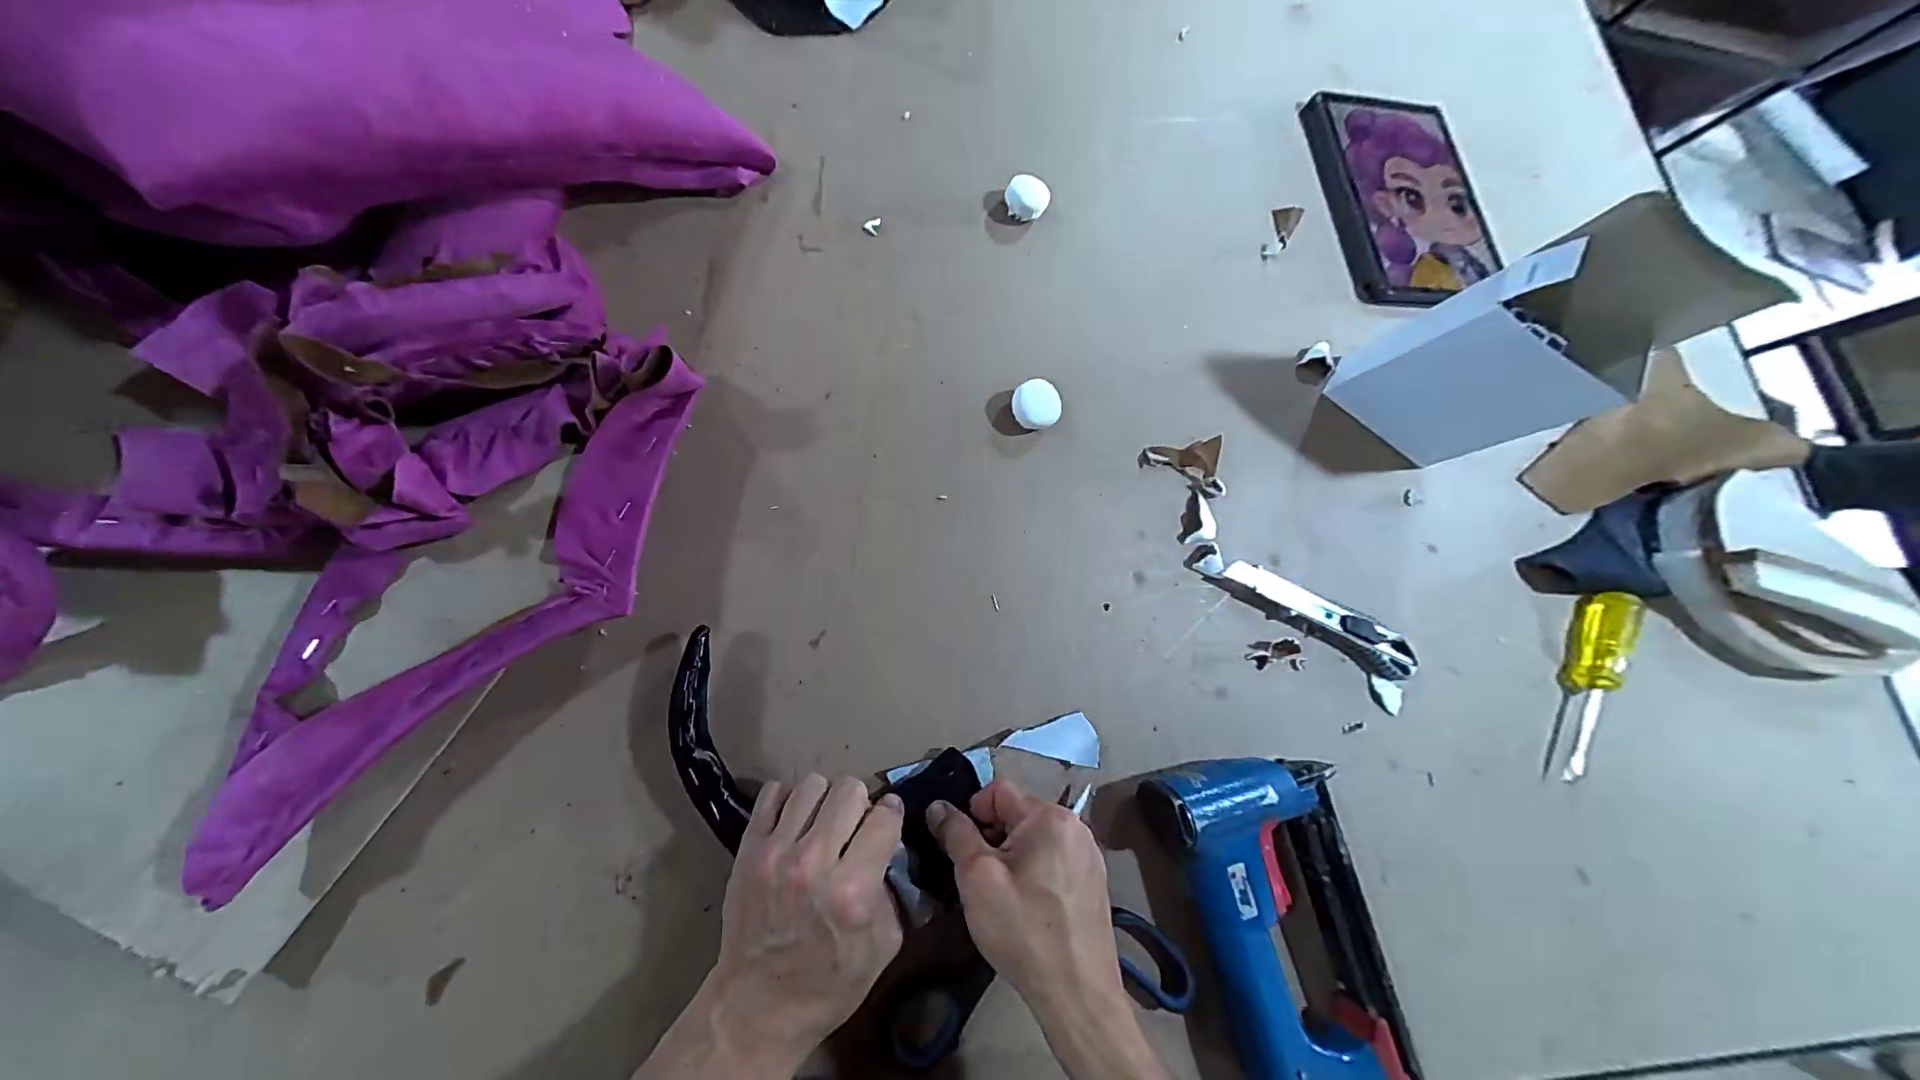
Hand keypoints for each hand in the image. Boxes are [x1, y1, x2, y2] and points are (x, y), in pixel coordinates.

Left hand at [715, 776, 903, 1048]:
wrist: (759, 1006)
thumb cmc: (830, 983)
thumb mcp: (885, 943)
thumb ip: (893, 886)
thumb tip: (891, 844)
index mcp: (852, 890)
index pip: (885, 816)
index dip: (892, 814)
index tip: (888, 823)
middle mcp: (813, 863)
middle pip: (849, 789)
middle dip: (860, 803)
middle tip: (855, 826)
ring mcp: (775, 853)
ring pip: (812, 784)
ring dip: (825, 800)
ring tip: (823, 824)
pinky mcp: (748, 850)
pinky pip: (773, 793)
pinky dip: (789, 801)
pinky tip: (795, 824)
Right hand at [928, 780, 1169, 1079]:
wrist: (1078, 993)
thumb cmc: (1023, 931)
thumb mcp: (977, 878)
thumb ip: (956, 834)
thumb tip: (938, 806)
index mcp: (1050, 815)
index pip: (998, 789)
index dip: (971, 811)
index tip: (962, 849)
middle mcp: (1075, 825)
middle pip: (1017, 811)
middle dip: (991, 835)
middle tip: (979, 876)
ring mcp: (1088, 853)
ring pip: (1034, 836)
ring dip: (1011, 854)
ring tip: (1002, 895)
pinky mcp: (1093, 879)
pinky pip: (1052, 857)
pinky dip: (1033, 870)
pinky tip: (1027, 906)